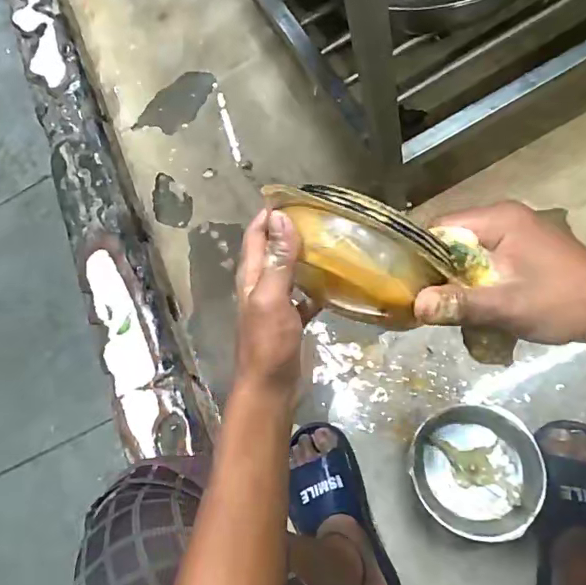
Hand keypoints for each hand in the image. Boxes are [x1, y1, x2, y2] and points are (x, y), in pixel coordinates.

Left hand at [233, 207, 312, 393]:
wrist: (269, 388)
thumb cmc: (268, 344)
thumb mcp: (272, 297)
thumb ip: (278, 260)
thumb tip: (281, 217)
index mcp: (251, 277)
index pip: (257, 235)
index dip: (270, 214)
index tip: (295, 195)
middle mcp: (260, 286)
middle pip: (272, 250)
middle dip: (289, 230)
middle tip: (319, 215)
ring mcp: (275, 304)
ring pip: (288, 271)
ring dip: (303, 256)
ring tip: (329, 241)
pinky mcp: (289, 321)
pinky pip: (302, 296)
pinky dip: (315, 287)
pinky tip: (333, 283)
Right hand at [414, 201, 585, 345]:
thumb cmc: (562, 302)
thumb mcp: (508, 306)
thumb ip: (461, 304)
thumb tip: (416, 305)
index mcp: (499, 219)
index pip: (440, 228)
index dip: (420, 257)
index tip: (409, 288)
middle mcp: (505, 218)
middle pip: (453, 242)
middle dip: (441, 275)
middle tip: (431, 306)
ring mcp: (518, 233)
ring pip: (470, 256)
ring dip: (462, 284)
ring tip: (456, 313)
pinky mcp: (527, 250)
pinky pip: (489, 263)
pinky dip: (481, 284)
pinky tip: (482, 309)